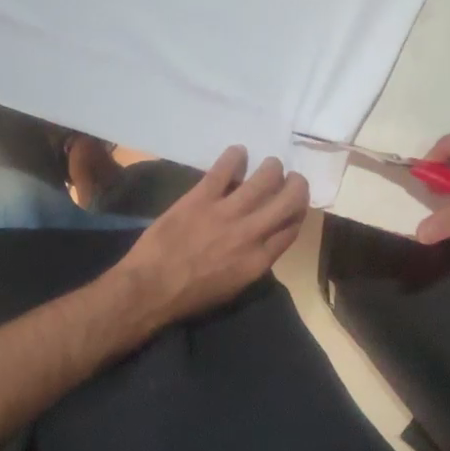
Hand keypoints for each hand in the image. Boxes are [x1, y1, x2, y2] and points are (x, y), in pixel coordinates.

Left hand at [112, 145, 309, 324]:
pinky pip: (225, 168)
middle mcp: (251, 234)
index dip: (298, 213)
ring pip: (265, 178)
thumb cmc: (189, 297)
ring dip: (271, 167)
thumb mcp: (232, 289)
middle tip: (289, 180)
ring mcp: (227, 213)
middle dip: (296, 185)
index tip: (293, 207)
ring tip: (267, 165)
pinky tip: (237, 154)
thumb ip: (251, 263)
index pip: (292, 228)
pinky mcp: (201, 197)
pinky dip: (235, 157)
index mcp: (259, 261)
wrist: (151, 288)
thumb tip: (260, 243)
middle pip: (289, 200)